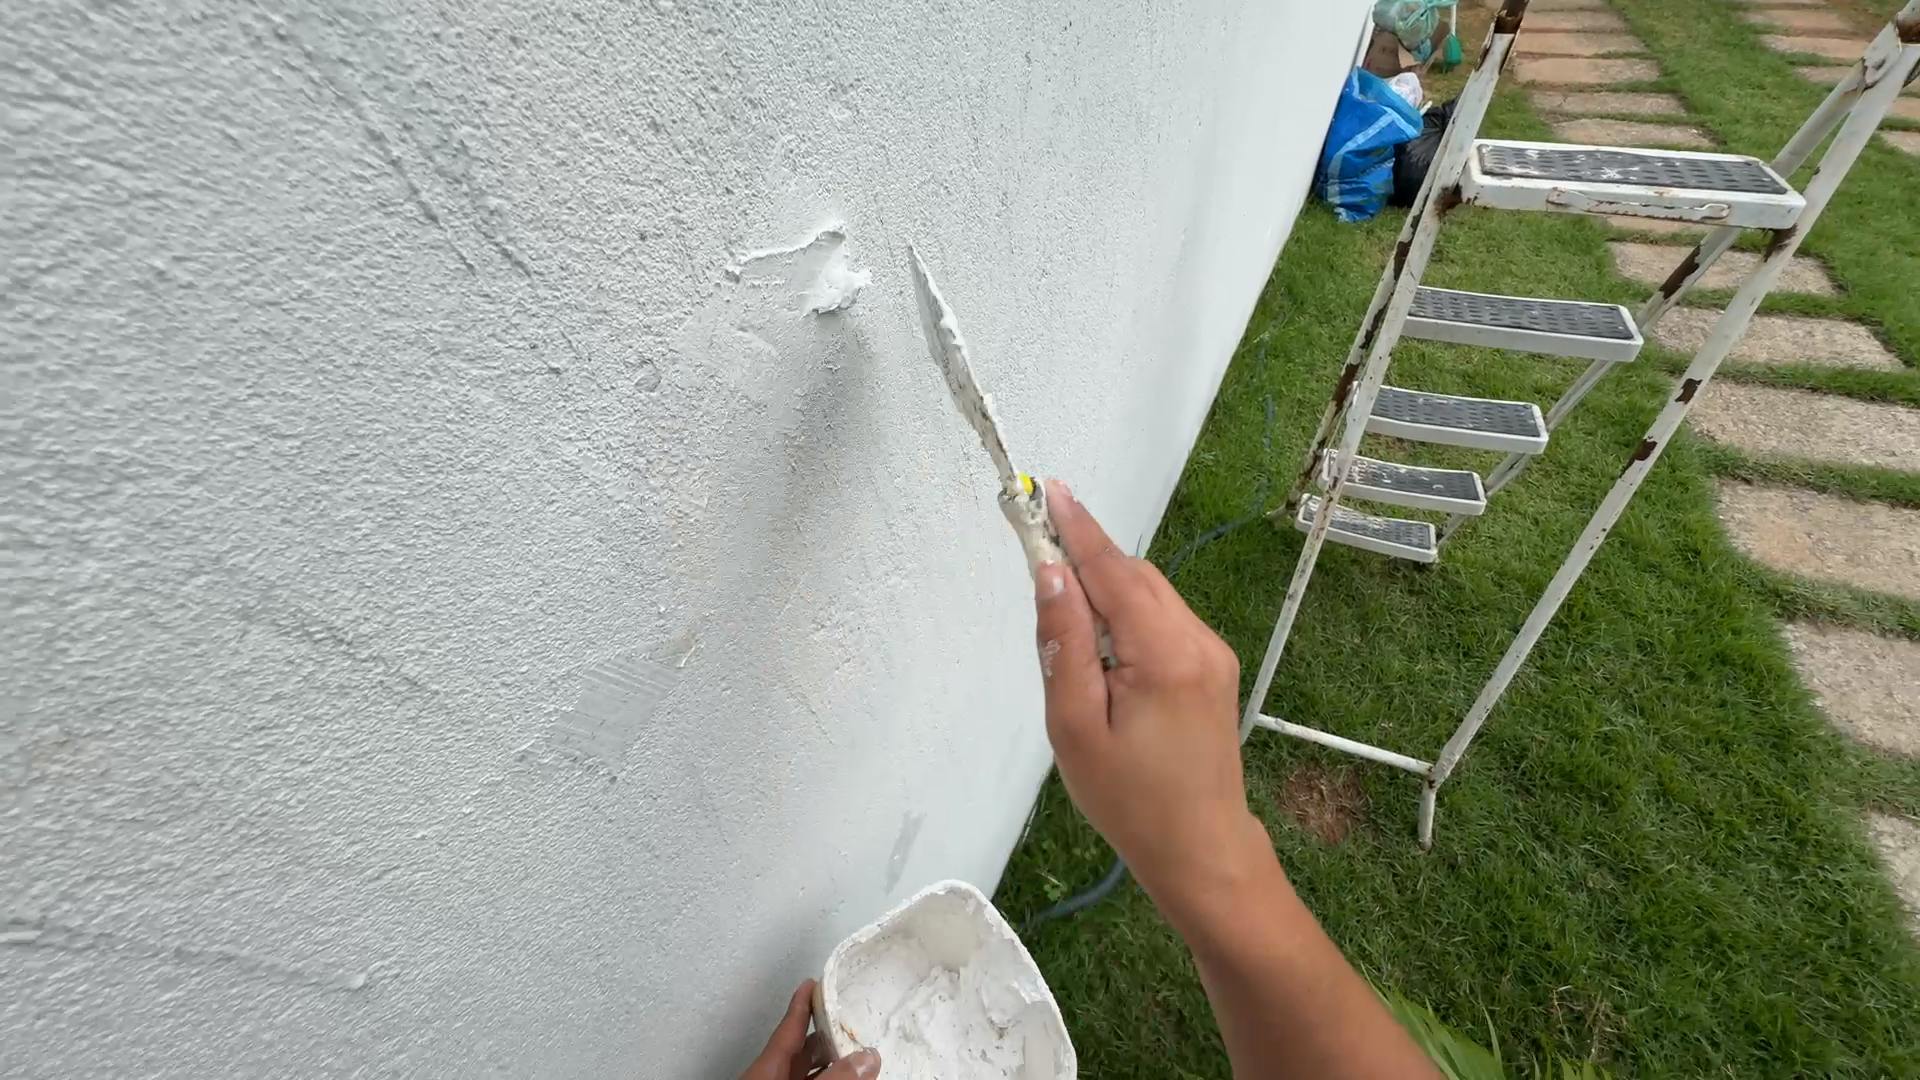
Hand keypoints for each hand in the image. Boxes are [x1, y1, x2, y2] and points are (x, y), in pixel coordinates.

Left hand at [738, 981, 880, 1079]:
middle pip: (800, 1052)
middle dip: (826, 1036)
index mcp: (767, 1069)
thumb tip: (869, 1057)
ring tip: (856, 1058)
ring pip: (806, 1077)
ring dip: (829, 1068)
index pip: (789, 1026)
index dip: (803, 1004)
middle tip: (851, 1020)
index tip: (814, 982)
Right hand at [1032, 480, 1260, 910]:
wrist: (1201, 848)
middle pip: (1135, 575)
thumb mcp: (1074, 724)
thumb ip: (1063, 641)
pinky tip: (1103, 642)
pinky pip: (1162, 617)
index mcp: (1164, 653)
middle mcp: (1198, 639)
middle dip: (1088, 555)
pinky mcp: (1213, 664)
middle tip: (1040, 547)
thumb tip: (1052, 572)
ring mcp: (1212, 651)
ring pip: (1150, 593)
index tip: (1049, 490)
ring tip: (1065, 608)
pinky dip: (1127, 610)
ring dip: (1106, 584)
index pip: (1113, 571)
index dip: (1078, 528)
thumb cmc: (1127, 798)